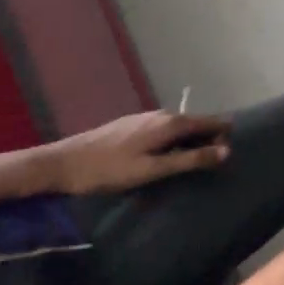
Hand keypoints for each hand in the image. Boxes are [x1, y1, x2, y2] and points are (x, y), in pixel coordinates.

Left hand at [45, 111, 231, 194]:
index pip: (218, 123)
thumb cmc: (106, 170)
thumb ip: (191, 160)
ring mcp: (146, 117)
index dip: (221, 141)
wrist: (55, 165)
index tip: (209, 162)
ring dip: (183, 144)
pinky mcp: (131, 123)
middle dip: (202, 143)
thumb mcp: (151, 170)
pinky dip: (167, 142)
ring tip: (167, 166)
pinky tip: (147, 159)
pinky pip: (162, 129)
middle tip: (187, 169)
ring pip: (180, 128)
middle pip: (200, 124)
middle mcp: (165, 114)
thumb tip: (228, 151)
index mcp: (175, 123)